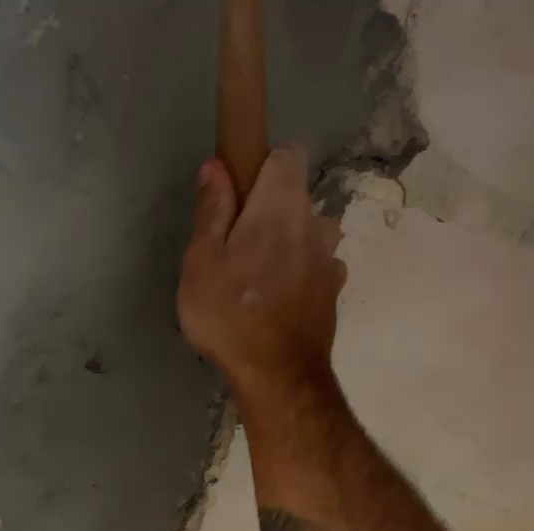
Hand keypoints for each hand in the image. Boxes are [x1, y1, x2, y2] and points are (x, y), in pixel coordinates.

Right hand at [177, 144, 346, 401]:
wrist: (276, 372)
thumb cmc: (228, 314)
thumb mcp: (201, 263)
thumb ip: (212, 212)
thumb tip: (216, 167)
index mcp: (279, 206)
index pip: (287, 154)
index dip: (261, 164)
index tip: (235, 193)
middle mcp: (314, 221)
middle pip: (293, 197)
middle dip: (265, 212)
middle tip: (230, 251)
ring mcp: (329, 256)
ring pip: (306, 233)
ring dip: (284, 244)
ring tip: (253, 280)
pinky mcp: (333, 288)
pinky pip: (314, 265)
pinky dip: (296, 273)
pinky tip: (274, 300)